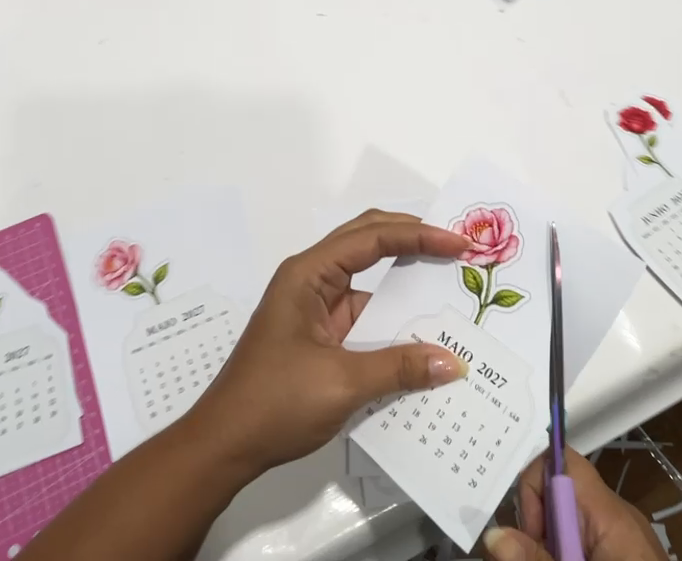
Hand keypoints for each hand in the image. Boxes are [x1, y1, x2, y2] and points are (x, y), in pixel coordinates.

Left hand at [185, 209, 471, 476]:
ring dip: (406, 286)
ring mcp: (316, 309)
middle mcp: (312, 281)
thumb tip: (453, 362)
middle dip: (413, 241)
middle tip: (458, 249)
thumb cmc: (274, 402)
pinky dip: (394, 324)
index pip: (371, 238)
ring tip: (451, 288)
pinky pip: (365, 319)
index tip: (458, 245)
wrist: (223, 446)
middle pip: (368, 243)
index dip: (418, 235)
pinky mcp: (321, 338)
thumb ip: (399, 368)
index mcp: (308, 274)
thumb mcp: (341, 383)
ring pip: (369, 283)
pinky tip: (424, 339)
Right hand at [481, 447, 669, 560]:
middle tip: (525, 560)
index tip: (527, 531)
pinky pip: (582, 539)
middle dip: (533, 526)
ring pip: (566, 521)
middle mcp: (616, 515)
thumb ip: (538, 559)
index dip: (533, 482)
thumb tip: (492, 535)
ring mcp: (621, 536)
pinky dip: (564, 552)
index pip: (562, 460)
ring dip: (546, 546)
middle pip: (557, 494)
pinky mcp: (621, 553)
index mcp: (609, 513)